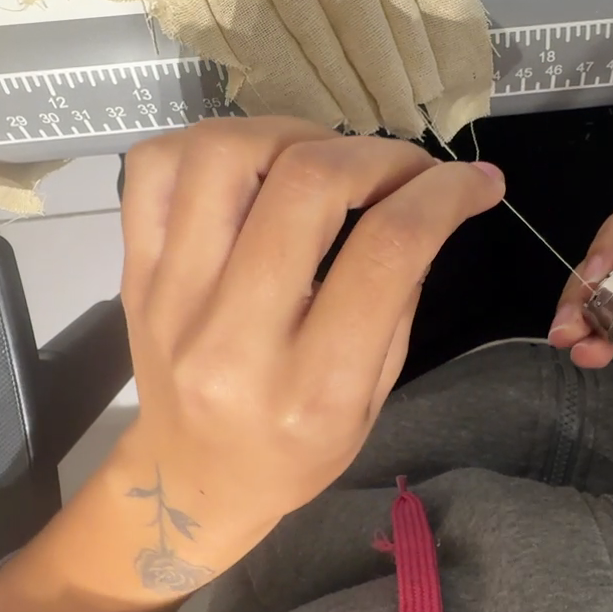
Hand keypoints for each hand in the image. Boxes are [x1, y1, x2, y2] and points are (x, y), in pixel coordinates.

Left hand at [0, 118, 501, 611]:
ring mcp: (171, 298)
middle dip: (381, 155)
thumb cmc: (299, 450)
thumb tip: (425, 200)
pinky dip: (217, 141)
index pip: (388, 249)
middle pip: (309, 185)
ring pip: (227, 155)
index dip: (446, 194)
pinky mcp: (134, 272)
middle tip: (410, 169)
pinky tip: (261, 165)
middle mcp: (235, 338)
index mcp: (314, 387)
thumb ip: (398, 298)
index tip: (478, 181)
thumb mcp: (375, 397)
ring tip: (333, 157)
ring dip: (300, 133)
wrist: (192, 478)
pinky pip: (155, 167)